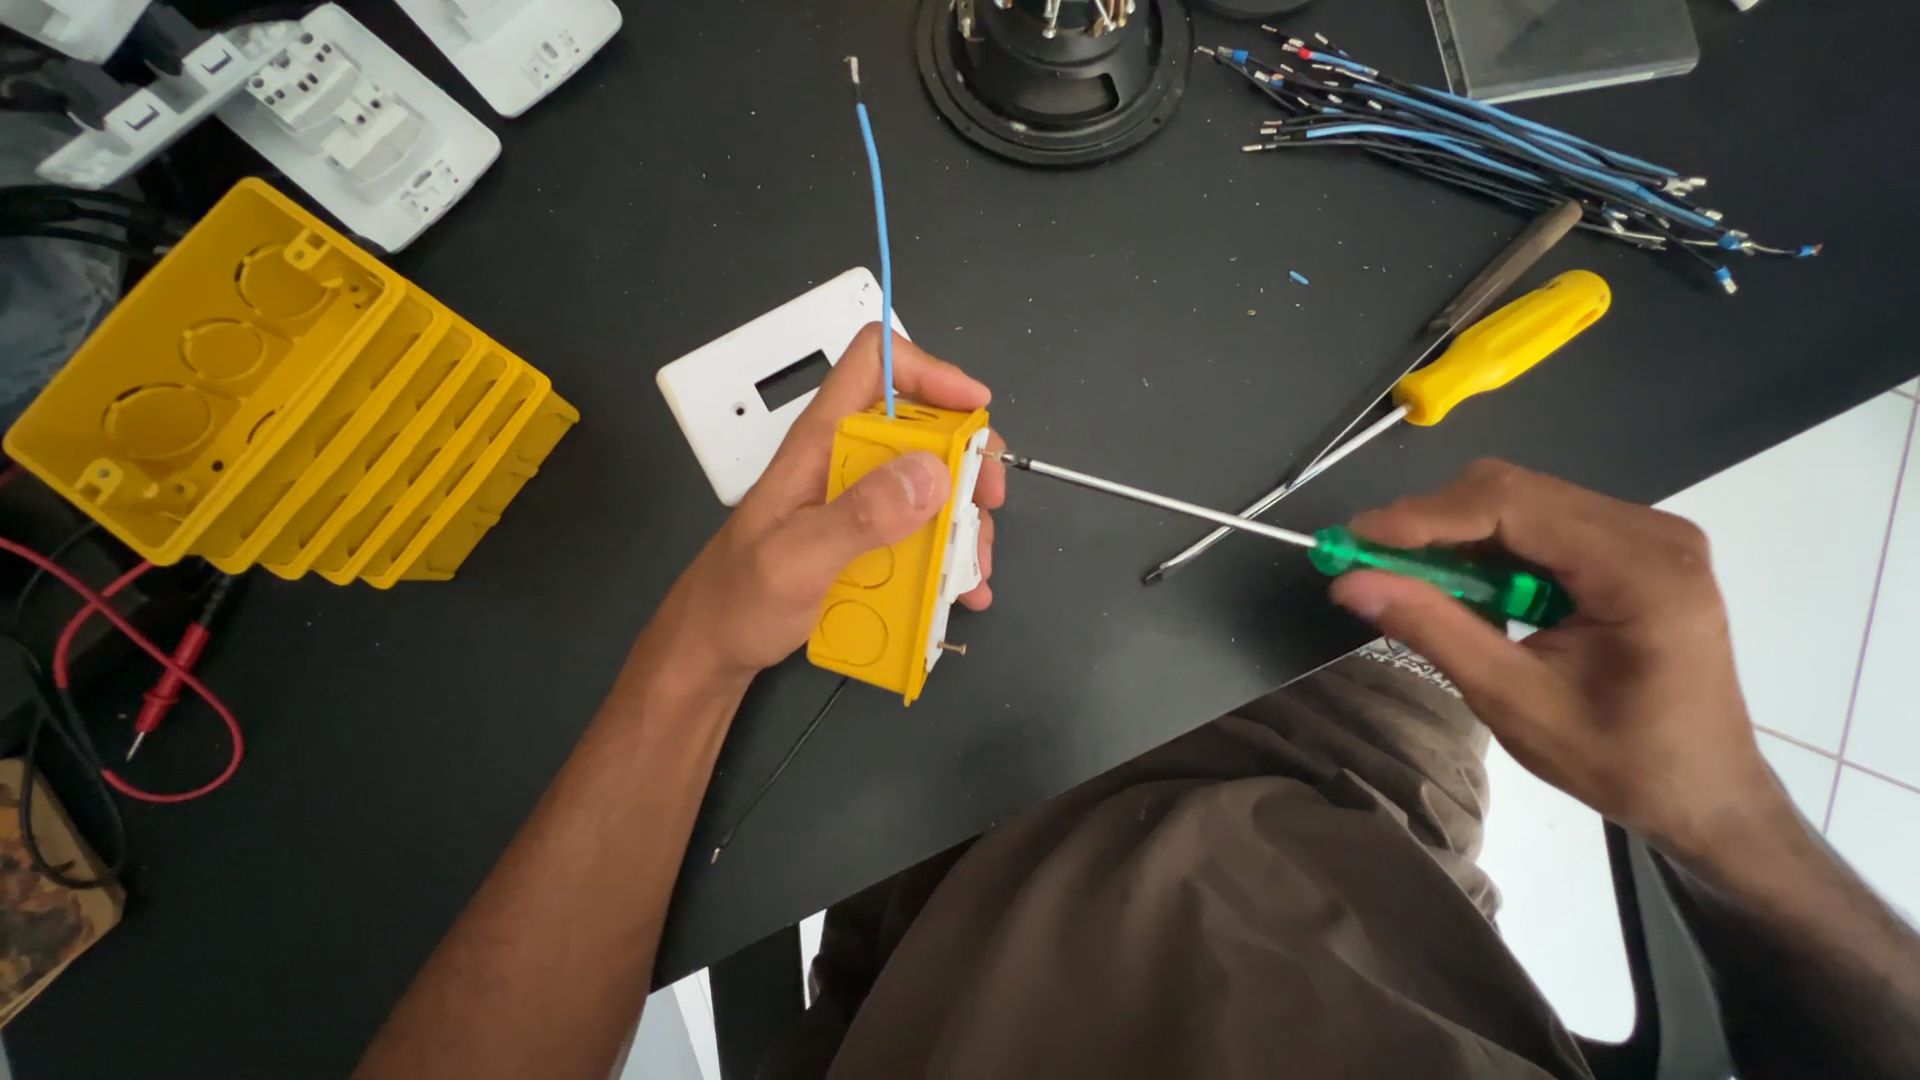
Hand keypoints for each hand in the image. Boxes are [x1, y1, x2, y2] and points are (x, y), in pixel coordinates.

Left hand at [656, 324, 1004, 680]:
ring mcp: (859, 500)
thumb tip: (933, 472)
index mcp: (821, 442)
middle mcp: (846, 460)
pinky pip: (921, 529)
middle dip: (967, 457)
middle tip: (989, 500)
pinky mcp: (867, 538)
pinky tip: (962, 590)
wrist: (714, 647)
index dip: (929, 371)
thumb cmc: (740, 600)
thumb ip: (860, 516)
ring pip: (931, 482)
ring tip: (976, 569)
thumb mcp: (797, 560)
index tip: (975, 410)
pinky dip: (949, 554)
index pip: (875, 364)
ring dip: (964, 518)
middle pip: (921, 424)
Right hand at [1327, 460, 1786, 856]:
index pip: (1511, 505)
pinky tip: (1463, 588)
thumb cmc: (1615, 758)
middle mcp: (1650, 532)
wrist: (1700, 791)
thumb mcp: (1510, 698)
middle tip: (1370, 563)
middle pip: (1510, 490)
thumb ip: (1431, 629)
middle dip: (1429, 522)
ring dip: (1451, 535)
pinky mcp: (1626, 545)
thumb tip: (1347, 582)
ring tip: (1411, 583)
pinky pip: (1531, 520)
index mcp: (1642, 570)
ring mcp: (1643, 534)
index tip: (1352, 541)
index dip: (1422, 516)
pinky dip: (1479, 547)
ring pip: (1514, 499)